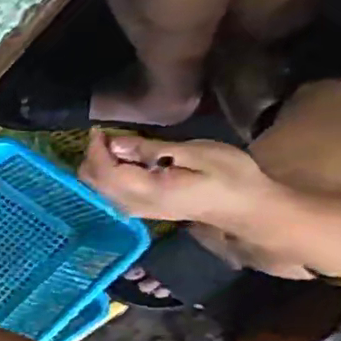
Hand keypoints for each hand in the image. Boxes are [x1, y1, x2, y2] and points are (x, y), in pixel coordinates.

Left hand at [78, 128, 279, 227]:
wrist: (247, 209)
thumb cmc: (231, 176)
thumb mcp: (197, 153)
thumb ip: (151, 149)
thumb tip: (115, 143)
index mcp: (146, 191)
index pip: (104, 171)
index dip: (96, 149)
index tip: (98, 130)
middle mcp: (132, 205)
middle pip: (93, 182)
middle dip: (93, 157)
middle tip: (105, 135)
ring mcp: (134, 211)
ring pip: (97, 188)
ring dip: (98, 165)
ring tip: (113, 144)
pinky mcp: (139, 210)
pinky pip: (108, 192)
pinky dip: (106, 174)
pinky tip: (123, 161)